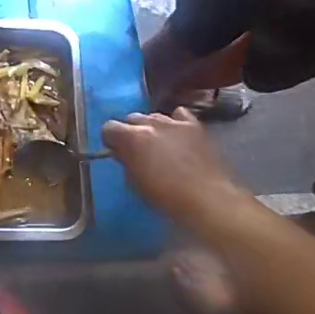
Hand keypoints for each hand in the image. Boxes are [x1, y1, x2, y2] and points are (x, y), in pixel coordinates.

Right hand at [101, 108, 246, 217]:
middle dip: (131, 131)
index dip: (111, 139)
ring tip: (159, 144)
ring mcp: (173, 122)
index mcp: (132, 138)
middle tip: (137, 149)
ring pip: (154, 116)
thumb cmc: (165, 197)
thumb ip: (125, 160)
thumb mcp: (134, 182)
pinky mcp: (194, 125)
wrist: (205, 198)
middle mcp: (150, 123)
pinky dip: (174, 122)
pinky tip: (177, 135)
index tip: (116, 150)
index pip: (109, 127)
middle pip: (131, 118)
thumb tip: (121, 151)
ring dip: (152, 127)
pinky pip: (178, 114)